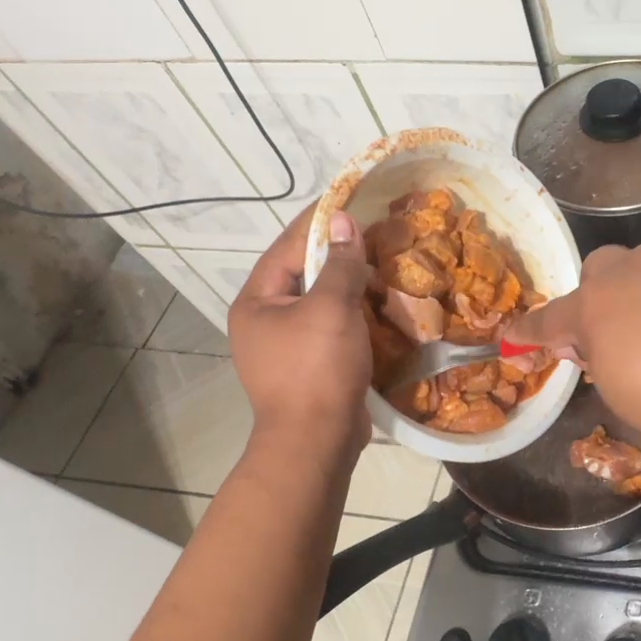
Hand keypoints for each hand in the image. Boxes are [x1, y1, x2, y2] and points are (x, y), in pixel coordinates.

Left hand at [228, 205, 371, 454]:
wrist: (315, 442)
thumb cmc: (317, 369)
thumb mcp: (331, 308)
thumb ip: (338, 263)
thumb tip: (343, 221)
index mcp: (256, 301)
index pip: (288, 246)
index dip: (320, 221)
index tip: (350, 198)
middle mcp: (264, 320)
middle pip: (302, 273)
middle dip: (338, 253)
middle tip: (375, 233)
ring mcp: (285, 348)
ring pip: (320, 302)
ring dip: (350, 285)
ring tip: (384, 266)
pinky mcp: (309, 368)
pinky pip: (331, 329)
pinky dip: (354, 315)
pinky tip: (380, 307)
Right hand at [507, 243, 640, 460]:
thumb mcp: (617, 391)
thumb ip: (591, 356)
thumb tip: (584, 339)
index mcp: (595, 306)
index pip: (549, 317)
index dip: (529, 329)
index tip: (514, 334)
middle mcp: (629, 271)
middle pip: (597, 272)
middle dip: (597, 298)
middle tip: (614, 336)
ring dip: (638, 290)